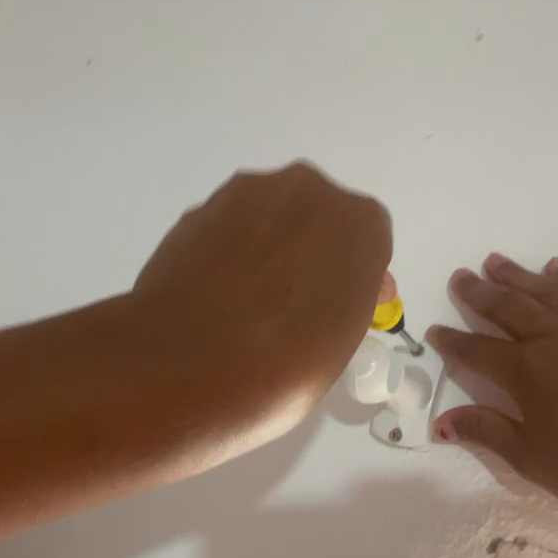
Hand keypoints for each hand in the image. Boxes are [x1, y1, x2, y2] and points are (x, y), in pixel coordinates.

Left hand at [131, 163, 392, 419]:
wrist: (189, 366)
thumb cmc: (287, 367)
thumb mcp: (342, 344)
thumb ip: (346, 303)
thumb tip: (330, 293)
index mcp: (360, 224)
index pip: (368, 246)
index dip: (355, 281)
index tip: (340, 314)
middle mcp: (306, 190)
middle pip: (317, 222)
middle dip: (311, 256)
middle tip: (296, 310)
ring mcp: (243, 196)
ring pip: (268, 221)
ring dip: (267, 253)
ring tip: (249, 311)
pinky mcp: (194, 214)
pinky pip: (225, 234)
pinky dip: (227, 259)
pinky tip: (215, 303)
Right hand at [427, 254, 557, 535]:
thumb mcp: (530, 459)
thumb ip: (486, 431)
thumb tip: (441, 422)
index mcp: (528, 372)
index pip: (478, 351)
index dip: (453, 342)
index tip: (434, 331)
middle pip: (511, 309)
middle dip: (481, 294)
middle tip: (460, 277)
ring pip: (550, 295)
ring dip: (521, 277)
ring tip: (497, 262)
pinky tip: (557, 270)